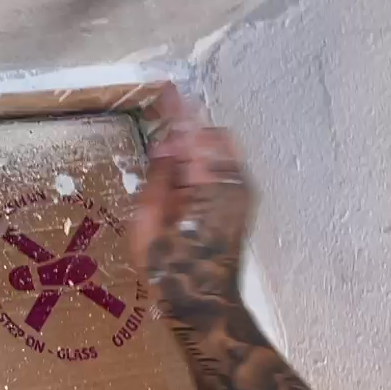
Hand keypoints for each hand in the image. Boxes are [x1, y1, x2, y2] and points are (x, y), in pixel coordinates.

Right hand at [131, 87, 254, 297]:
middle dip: (190, 127)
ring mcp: (242, 195)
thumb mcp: (148, 221)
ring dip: (197, 146)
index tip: (166, 88)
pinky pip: (224, 169)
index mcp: (208, 183)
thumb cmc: (168, 266)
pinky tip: (180, 178)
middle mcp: (233, 183)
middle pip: (215, 136)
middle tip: (160, 130)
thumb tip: (165, 142)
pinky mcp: (241, 206)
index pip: (194, 132)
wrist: (203, 301)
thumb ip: (159, 177)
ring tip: (166, 157)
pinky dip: (204, 162)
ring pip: (222, 152)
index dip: (178, 109)